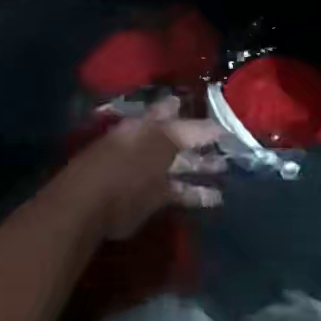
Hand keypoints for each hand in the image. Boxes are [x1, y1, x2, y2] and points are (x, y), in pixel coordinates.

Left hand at [55, 98, 226, 241]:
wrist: (92, 207)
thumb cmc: (126, 166)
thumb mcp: (160, 140)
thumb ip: (188, 131)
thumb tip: (214, 124)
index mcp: (144, 127)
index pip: (173, 114)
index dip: (194, 114)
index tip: (219, 116)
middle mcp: (145, 146)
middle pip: (177, 142)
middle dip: (201, 144)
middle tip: (228, 146)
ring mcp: (147, 174)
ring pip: (178, 168)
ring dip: (201, 169)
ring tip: (226, 171)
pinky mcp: (149, 200)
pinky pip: (177, 192)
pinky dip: (195, 194)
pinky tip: (215, 198)